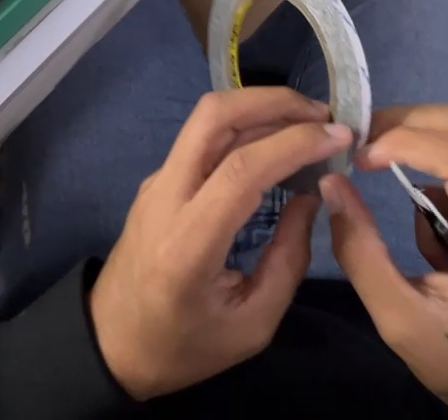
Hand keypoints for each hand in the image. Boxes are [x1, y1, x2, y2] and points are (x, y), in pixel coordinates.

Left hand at [89, 88, 353, 399]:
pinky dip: (245, 126)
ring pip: (206, 118)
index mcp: (187, 243)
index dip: (294, 143)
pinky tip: (276, 143)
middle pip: (214, 116)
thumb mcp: (250, 326)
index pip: (241, 169)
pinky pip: (204, 137)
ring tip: (308, 123)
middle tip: (323, 115)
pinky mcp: (159, 178)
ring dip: (260, 107)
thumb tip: (314, 196)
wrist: (108, 345)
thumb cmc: (181, 346)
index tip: (339, 137)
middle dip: (273, 101)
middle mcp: (166, 196)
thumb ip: (288, 260)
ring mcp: (158, 181)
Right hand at [323, 106, 447, 419]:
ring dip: (420, 136)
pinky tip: (422, 208)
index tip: (360, 157)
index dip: (406, 143)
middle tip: (360, 142)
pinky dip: (437, 163)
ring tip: (378, 159)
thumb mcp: (400, 322)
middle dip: (407, 124)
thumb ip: (362, 252)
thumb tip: (331, 182)